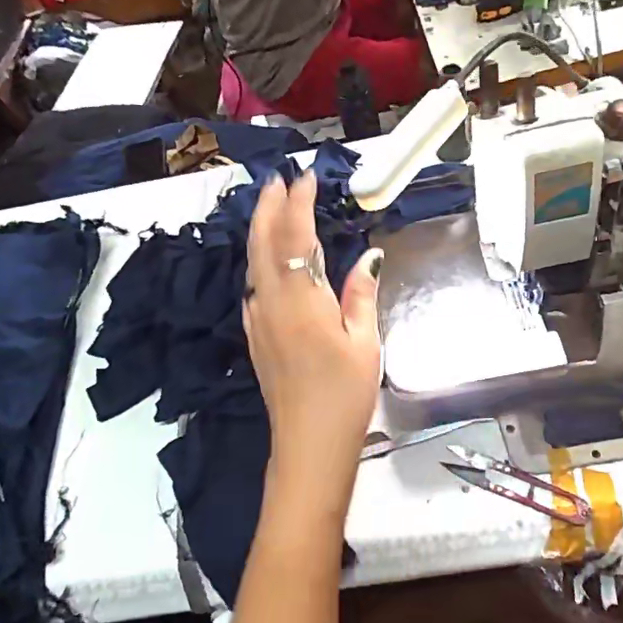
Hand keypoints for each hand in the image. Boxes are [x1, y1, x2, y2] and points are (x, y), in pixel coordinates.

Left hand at [243, 173, 383, 474]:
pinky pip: (254, 287)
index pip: (295, 236)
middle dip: (269, 207)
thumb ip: (361, 295)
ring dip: (261, 231)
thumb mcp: (364, 343)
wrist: (307, 445)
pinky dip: (261, 262)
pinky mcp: (255, 338)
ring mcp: (258, 321)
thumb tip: (368, 257)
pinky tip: (271, 262)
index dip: (299, 203)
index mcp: (301, 300)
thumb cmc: (343, 397)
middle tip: (278, 181)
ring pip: (254, 264)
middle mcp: (270, 303)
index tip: (305, 178)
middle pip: (262, 243)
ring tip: (273, 209)